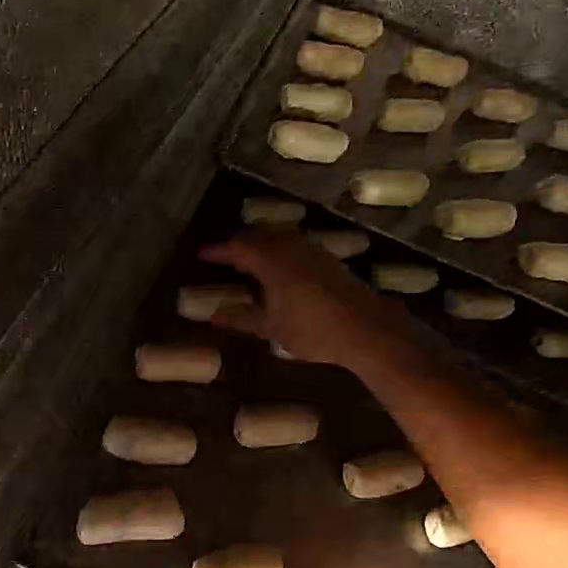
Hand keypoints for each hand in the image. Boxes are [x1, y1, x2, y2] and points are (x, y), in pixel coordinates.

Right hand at [198, 230, 412, 368]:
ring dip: (261, 246)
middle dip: (239, 245)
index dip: (218, 250)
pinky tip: (279, 269)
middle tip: (223, 255)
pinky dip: (279, 251)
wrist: (365, 329)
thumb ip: (242, 318)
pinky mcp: (328, 260)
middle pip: (259, 237)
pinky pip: (295, 246)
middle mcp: (291, 248)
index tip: (202, 253)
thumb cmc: (313, 330)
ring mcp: (313, 251)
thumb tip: (214, 315)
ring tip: (248, 261)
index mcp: (272, 262)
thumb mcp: (272, 328)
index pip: (238, 248)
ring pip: (279, 239)